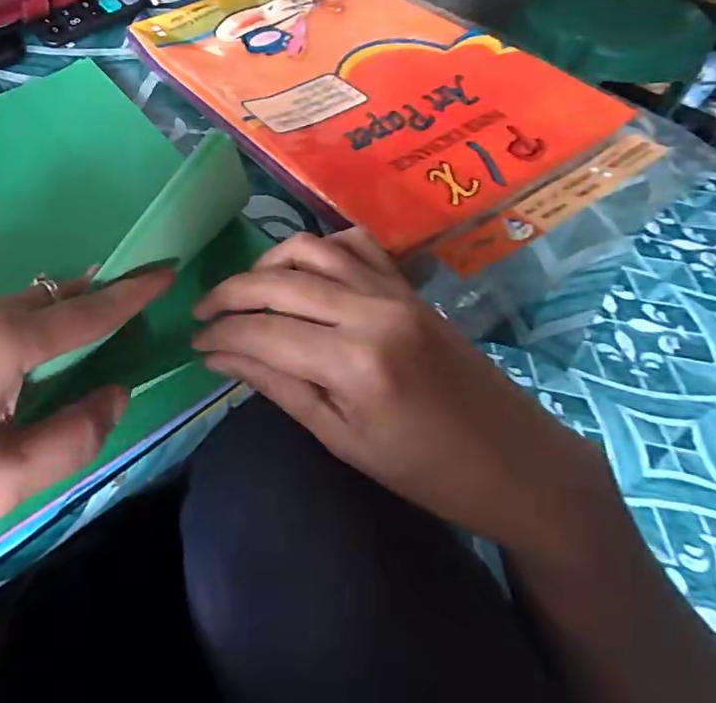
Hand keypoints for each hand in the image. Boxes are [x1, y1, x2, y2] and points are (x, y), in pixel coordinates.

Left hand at [0, 268, 171, 660]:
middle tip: (146, 303)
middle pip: (59, 298)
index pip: (88, 310)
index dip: (132, 293)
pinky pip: (7, 318)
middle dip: (103, 296)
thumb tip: (115, 393)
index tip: (170, 269)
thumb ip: (71, 434)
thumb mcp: (5, 477)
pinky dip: (40, 325)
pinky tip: (46, 352)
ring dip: (70, 311)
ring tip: (107, 328)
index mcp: (6, 341)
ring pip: (31, 305)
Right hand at [191, 231, 624, 569]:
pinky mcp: (409, 288)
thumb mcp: (340, 439)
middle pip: (274, 283)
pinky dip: (319, 248)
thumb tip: (217, 355)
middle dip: (226, 295)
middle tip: (203, 314)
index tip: (193, 342)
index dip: (218, 334)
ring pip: (308, 250)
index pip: (260, 331)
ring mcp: (393, 292)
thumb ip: (275, 386)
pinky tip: (303, 269)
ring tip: (246, 290)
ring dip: (265, 265)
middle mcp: (369, 312)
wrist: (522, 467)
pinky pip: (354, 244)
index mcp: (353, 363)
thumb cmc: (425, 472)